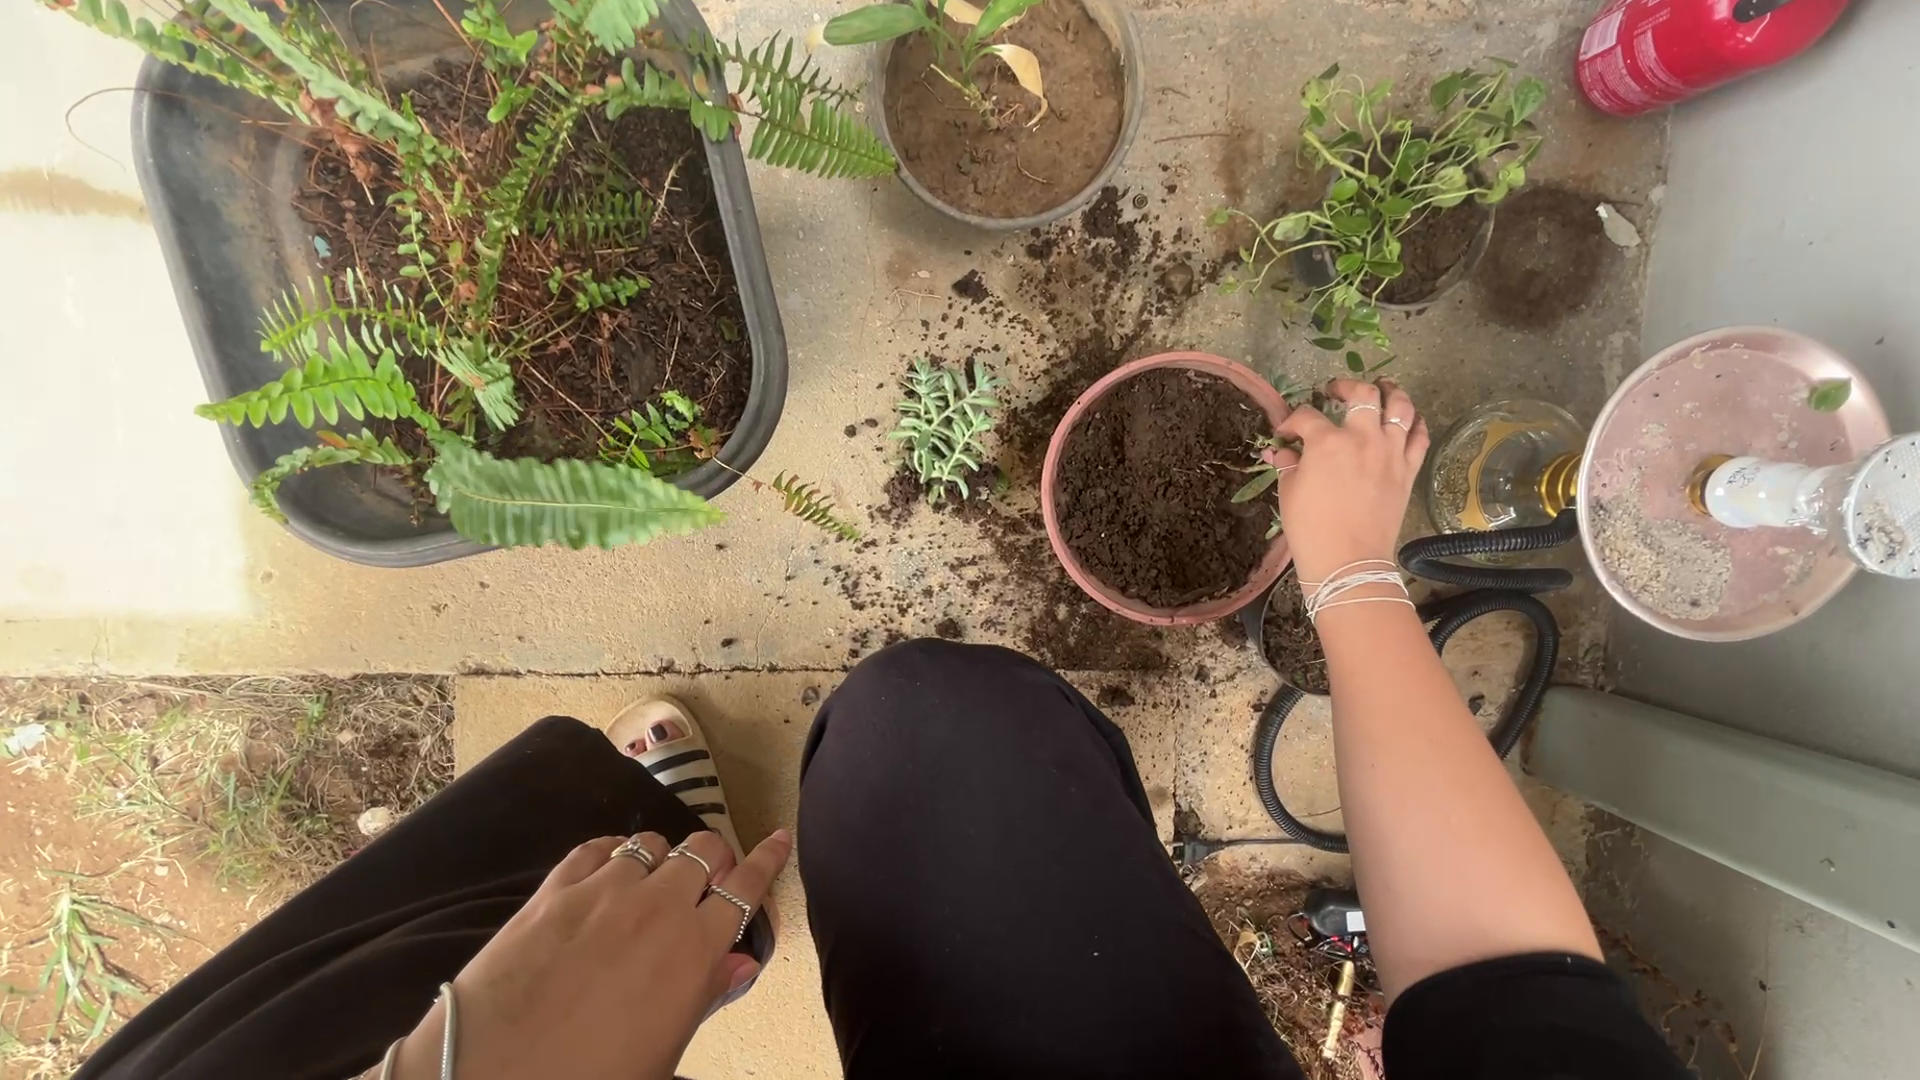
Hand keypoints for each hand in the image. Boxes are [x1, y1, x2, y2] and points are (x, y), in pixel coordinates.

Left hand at [387, 828, 791, 1079]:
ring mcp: (606, 891)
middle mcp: (659, 906)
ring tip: (649, 888)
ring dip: (663, 861)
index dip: (768, 858)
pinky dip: (613, 855)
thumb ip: (707, 997)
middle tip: (705, 887)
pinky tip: (606, 876)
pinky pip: (600, 847)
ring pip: (655, 844)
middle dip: (715, 862)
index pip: (747, 886)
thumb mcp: (662, 1057)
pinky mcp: (556, 889)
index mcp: (694, 949)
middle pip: (706, 851)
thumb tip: (742, 962)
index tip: (780, 838)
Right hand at [1268, 377, 1429, 583]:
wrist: (1347, 559)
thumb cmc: (1310, 527)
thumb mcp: (1289, 492)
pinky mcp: (1408, 468)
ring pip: (1401, 405)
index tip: (1285, 433)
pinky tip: (1407, 420)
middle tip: (1336, 390)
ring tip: (1382, 387)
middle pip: (1363, 394)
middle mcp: (1363, 438)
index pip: (1306, 416)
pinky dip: (1415, 422)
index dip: (1291, 421)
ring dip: (1390, 391)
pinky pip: (1420, 435)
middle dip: (1346, 386)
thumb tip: (1280, 451)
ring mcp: (1391, 452)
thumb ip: (1287, 464)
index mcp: (1327, 442)